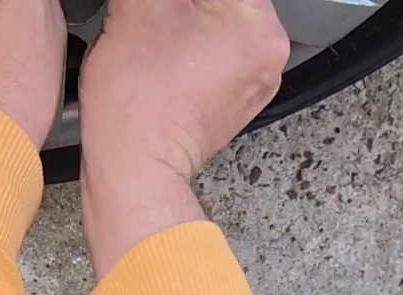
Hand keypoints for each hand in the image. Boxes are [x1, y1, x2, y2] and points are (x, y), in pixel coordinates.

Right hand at [78, 0, 290, 275]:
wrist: (134, 169)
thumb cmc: (139, 103)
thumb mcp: (140, 4)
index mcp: (258, 22)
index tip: (163, 7)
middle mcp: (268, 55)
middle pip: (224, 0)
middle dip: (184, 3)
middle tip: (154, 17)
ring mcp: (253, 85)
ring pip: (219, 25)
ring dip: (186, 19)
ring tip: (157, 36)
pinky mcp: (232, 105)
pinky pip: (215, 58)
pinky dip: (191, 49)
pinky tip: (165, 59)